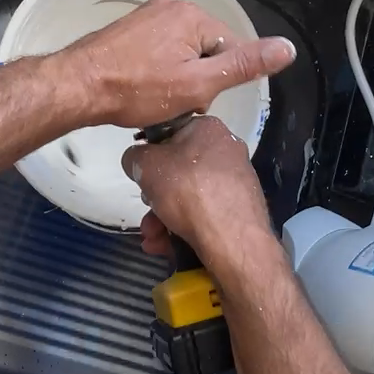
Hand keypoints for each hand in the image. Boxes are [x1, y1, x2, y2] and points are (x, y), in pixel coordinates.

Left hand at [55, 0, 295, 130]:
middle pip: (206, 49)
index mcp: (193, 15)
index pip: (231, 49)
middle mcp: (172, 6)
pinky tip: (142, 89)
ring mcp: (148, 14)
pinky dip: (158, 70)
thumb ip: (243, 65)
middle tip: (174, 103)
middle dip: (197, 79)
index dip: (218, 80)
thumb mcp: (198, 84)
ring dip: (177, 77)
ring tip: (156, 99)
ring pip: (183, 52)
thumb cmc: (136, 89)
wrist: (77, 87)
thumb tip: (287, 48)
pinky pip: (160, 49)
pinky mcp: (130, 27)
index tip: (196, 100)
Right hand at [122, 116, 273, 269]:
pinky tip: (164, 246)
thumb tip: (137, 160)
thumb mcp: (146, 165)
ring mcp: (235, 181)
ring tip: (152, 236)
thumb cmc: (188, 189)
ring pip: (189, 196)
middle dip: (155, 195)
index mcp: (208, 128)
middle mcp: (226, 150)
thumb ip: (134, 157)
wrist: (232, 238)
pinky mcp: (239, 210)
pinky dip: (182, 228)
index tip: (142, 173)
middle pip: (178, 170)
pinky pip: (203, 214)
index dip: (151, 153)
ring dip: (163, 217)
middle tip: (146, 208)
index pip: (171, 133)